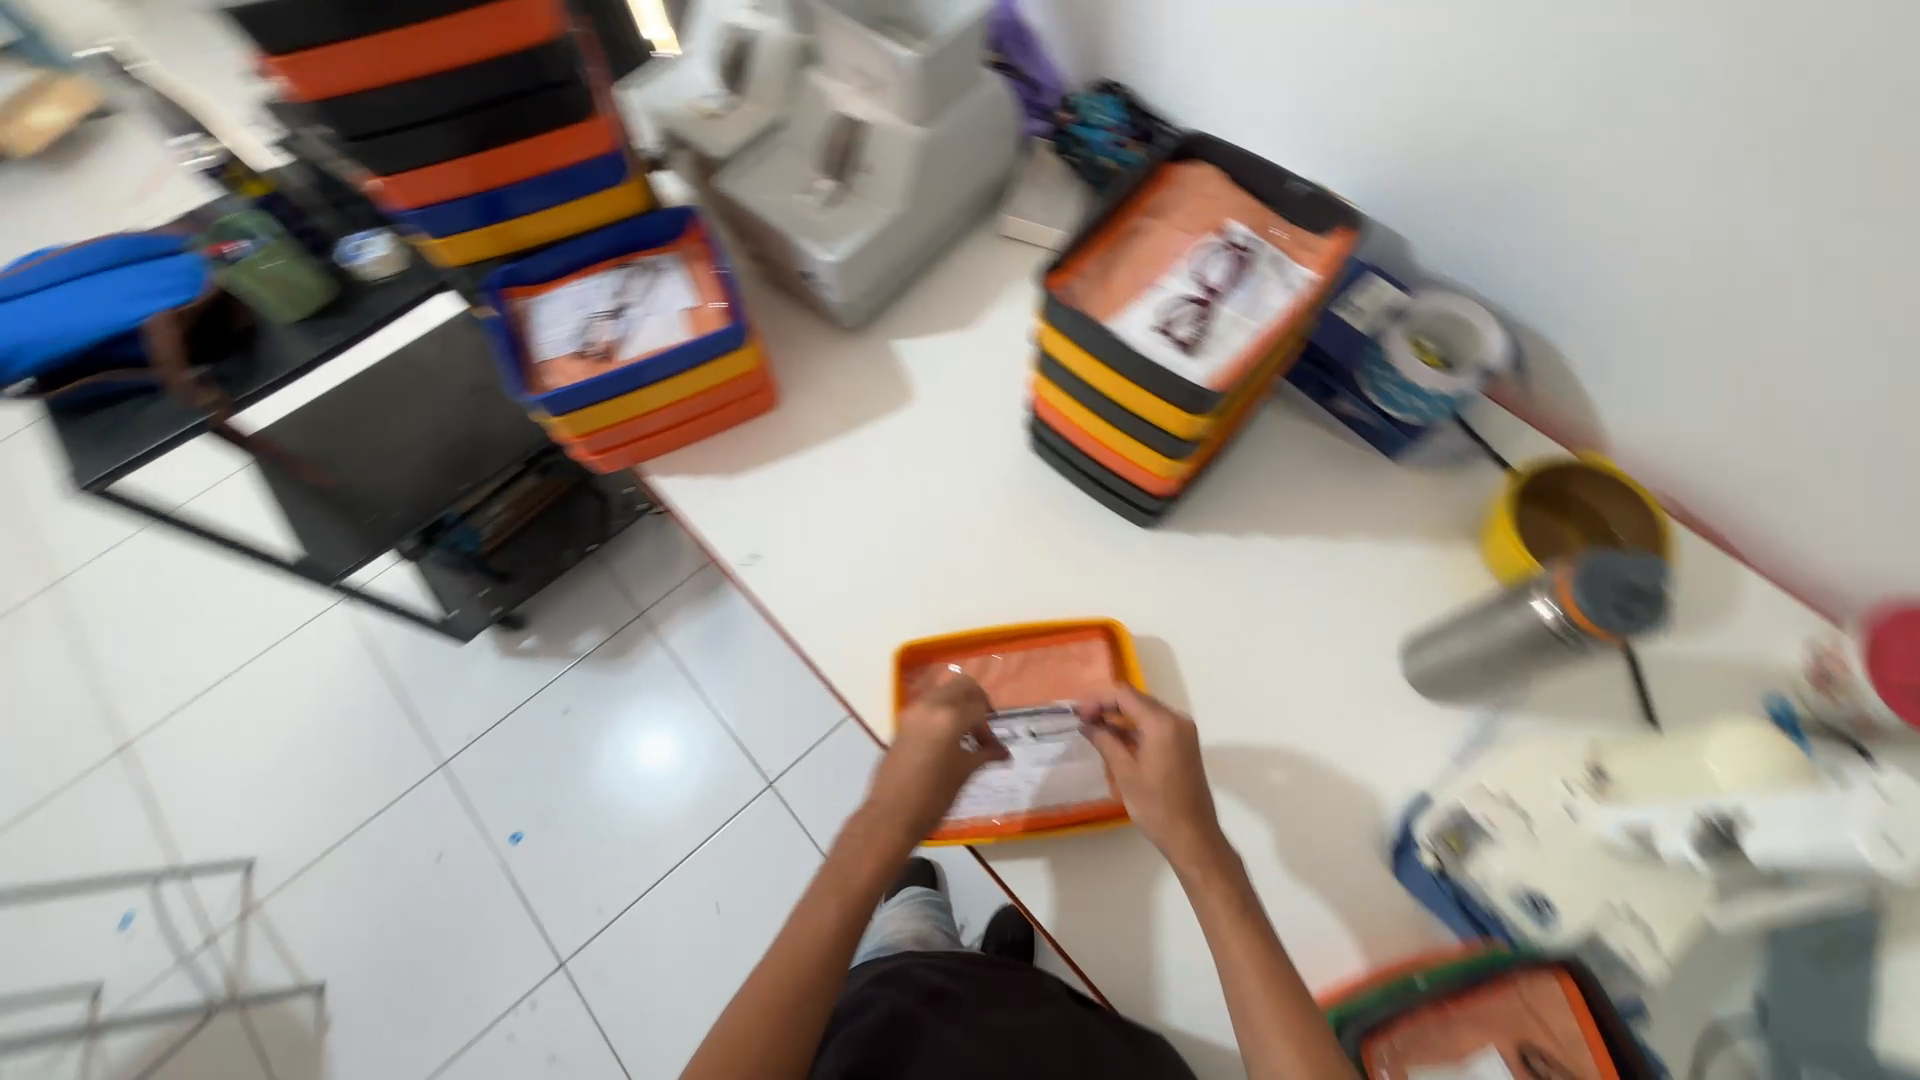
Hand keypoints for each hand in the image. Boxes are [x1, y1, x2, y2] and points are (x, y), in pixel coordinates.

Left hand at [862, 675, 1008, 843]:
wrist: (891, 815)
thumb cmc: (933, 797)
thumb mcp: (963, 773)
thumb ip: (984, 754)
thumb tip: (1003, 751)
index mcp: (949, 717)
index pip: (979, 709)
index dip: (989, 728)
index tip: (992, 747)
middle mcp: (930, 706)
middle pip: (961, 685)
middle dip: (976, 701)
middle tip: (983, 725)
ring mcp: (912, 712)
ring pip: (942, 692)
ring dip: (957, 704)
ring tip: (966, 733)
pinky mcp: (901, 723)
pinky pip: (927, 705)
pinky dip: (941, 712)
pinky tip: (947, 738)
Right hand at [1079, 686, 1227, 867]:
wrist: (1193, 837)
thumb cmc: (1156, 806)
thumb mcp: (1124, 772)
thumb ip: (1104, 741)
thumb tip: (1085, 724)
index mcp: (1162, 723)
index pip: (1124, 695)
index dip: (1098, 699)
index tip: (1077, 714)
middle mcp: (1176, 720)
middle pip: (1136, 700)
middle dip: (1107, 706)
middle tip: (1082, 721)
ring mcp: (1183, 732)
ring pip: (1145, 712)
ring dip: (1120, 717)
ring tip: (1093, 730)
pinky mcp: (1183, 744)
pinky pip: (1155, 726)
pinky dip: (1134, 729)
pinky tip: (1114, 740)